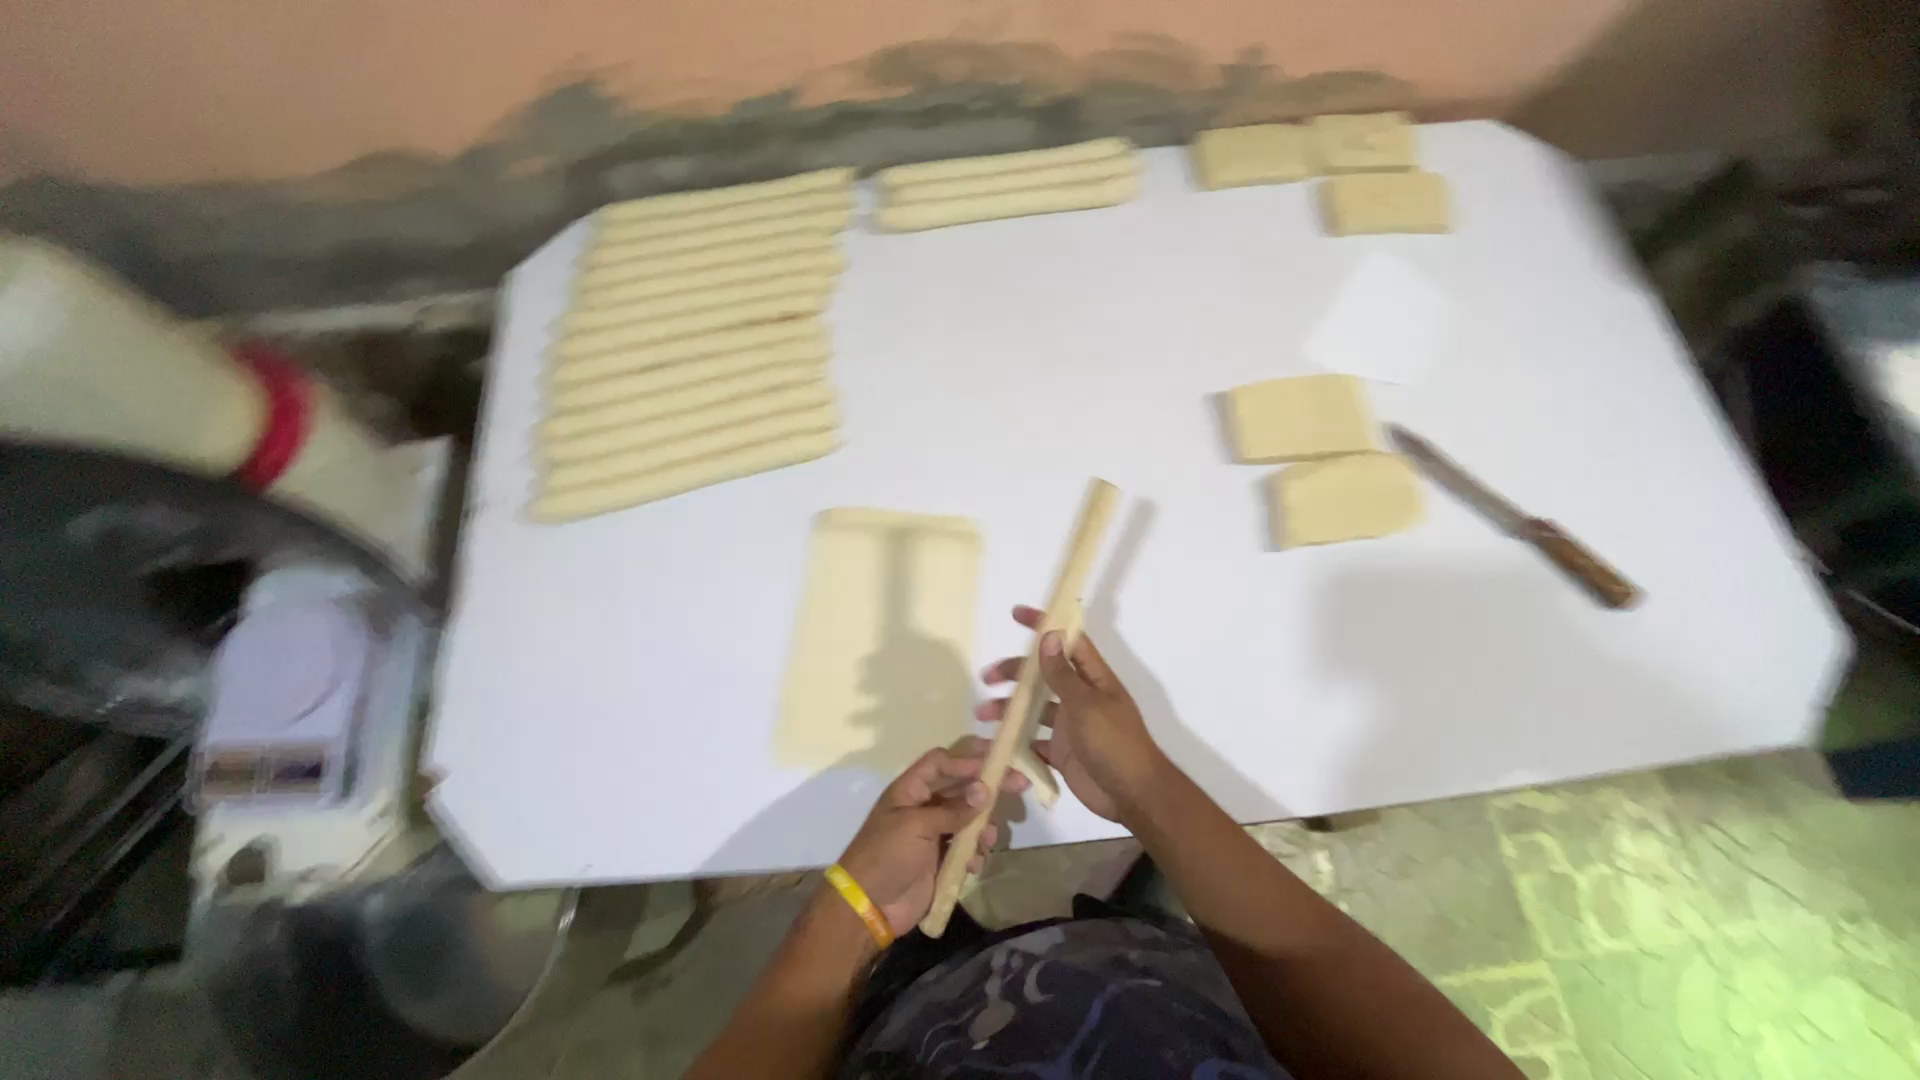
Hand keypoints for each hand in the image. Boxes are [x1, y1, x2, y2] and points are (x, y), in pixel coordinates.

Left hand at [834, 737, 1029, 936]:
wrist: (868, 906)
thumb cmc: (887, 855)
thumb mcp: (917, 825)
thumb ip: (953, 809)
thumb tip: (985, 790)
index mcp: (910, 790)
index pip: (940, 762)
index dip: (966, 759)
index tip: (995, 762)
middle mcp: (923, 807)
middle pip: (961, 788)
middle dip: (988, 787)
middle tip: (1021, 785)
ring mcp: (933, 834)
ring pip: (968, 819)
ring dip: (983, 825)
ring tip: (989, 839)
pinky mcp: (940, 860)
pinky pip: (966, 848)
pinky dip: (974, 852)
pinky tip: (975, 862)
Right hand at [976, 605, 1167, 822]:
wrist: (1132, 796)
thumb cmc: (1114, 744)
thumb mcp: (1086, 705)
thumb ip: (1063, 674)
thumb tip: (1050, 635)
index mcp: (1093, 679)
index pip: (1069, 642)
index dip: (1045, 626)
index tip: (1017, 614)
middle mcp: (1080, 698)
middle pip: (1043, 676)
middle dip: (1015, 673)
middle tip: (987, 677)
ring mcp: (1070, 726)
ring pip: (1033, 709)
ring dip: (1010, 708)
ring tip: (985, 715)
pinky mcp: (1061, 753)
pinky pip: (1033, 742)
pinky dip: (1015, 742)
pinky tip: (995, 743)